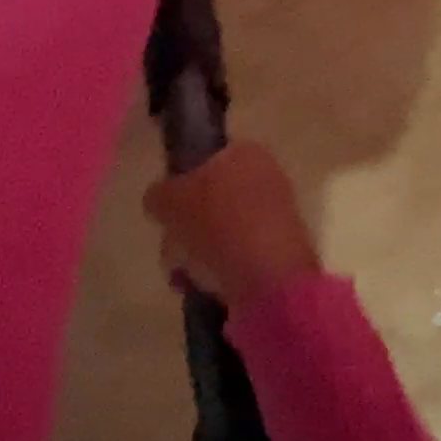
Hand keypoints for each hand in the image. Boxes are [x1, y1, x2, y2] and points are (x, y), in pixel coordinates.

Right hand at [144, 141, 321, 308]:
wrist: (269, 279)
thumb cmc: (216, 225)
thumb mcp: (168, 201)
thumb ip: (158, 194)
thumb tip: (159, 199)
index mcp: (246, 152)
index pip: (204, 161)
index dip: (179, 185)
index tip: (166, 212)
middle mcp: (268, 177)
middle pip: (210, 201)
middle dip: (185, 228)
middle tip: (172, 247)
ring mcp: (278, 216)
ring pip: (221, 232)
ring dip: (197, 253)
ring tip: (184, 275)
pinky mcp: (282, 252)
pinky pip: (238, 256)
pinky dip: (220, 271)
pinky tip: (205, 287)